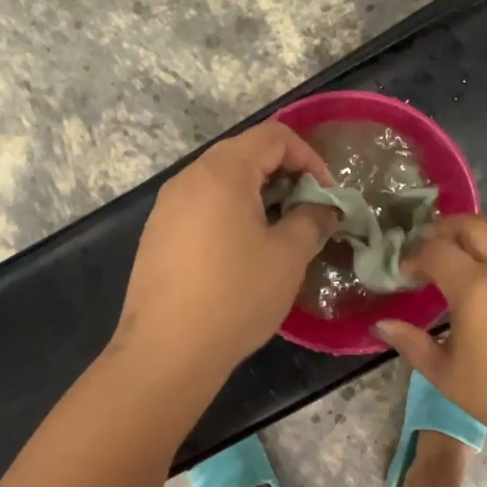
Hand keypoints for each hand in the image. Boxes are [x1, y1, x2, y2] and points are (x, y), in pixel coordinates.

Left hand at [116, 122, 338, 371]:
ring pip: (221, 183)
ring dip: (258, 197)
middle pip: (244, 154)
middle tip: (309, 212)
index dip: (309, 158)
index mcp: (222, 172)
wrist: (167, 350)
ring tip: (280, 233)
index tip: (328, 195)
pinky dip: (230, 215)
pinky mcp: (157, 235)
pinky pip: (201, 208)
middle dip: (284, 176)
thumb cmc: (235, 295)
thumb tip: (324, 207)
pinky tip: (243, 253)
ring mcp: (167, 207)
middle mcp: (188, 179)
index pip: (273, 136)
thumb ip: (312, 219)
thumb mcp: (288, 256)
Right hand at [373, 215, 486, 449]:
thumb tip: (382, 324)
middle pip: (472, 225)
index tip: (404, 274)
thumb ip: (410, 342)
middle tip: (426, 248)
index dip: (414, 256)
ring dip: (469, 240)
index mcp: (474, 287)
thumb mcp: (443, 372)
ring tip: (450, 265)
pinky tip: (479, 288)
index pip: (436, 249)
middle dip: (444, 228)